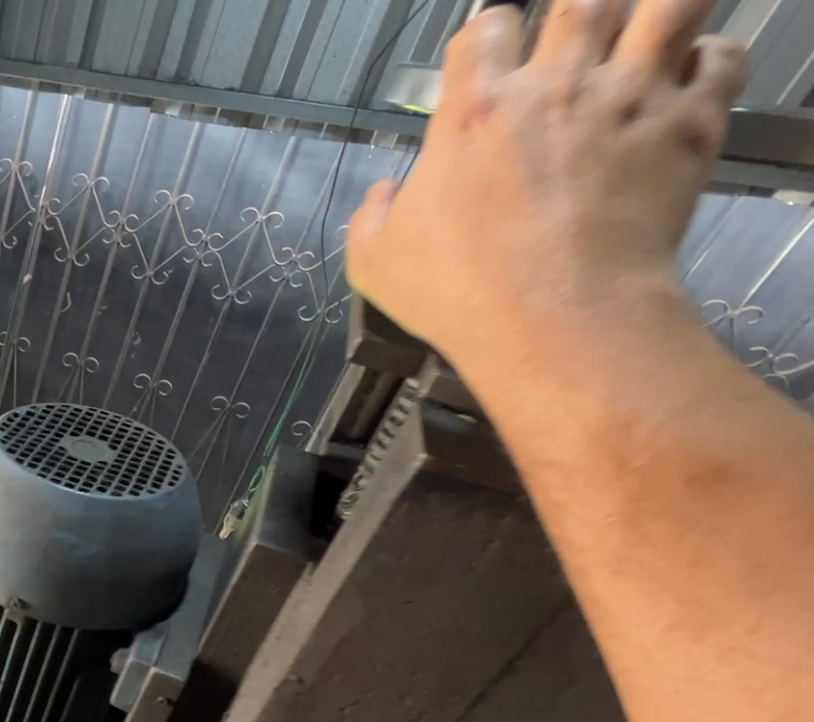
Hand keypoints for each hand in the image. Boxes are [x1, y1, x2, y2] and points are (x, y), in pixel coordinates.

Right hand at [346, 0, 747, 368]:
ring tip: (640, 38)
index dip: (486, 34)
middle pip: (581, 2)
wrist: (552, 314)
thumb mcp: (373, 261)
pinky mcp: (690, 124)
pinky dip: (710, 57)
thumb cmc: (458, 290)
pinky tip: (688, 78)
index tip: (487, 53)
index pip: (485, 31)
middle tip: (569, 42)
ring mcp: (628, 98)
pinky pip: (724, 55)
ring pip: (669, 4)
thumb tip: (387, 192)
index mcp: (472, 115)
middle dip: (574, 14)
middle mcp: (552, 88)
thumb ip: (373, 214)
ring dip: (654, 14)